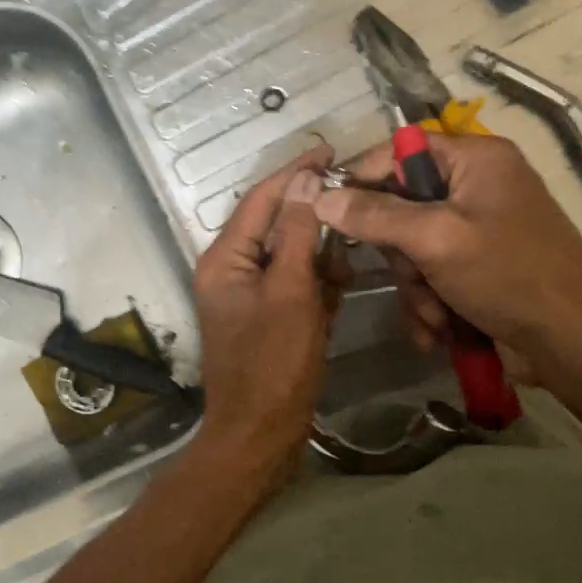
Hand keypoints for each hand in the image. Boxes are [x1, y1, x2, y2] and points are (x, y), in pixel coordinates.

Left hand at [191, 144, 342, 475]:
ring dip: (320, 258)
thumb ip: (298, 235)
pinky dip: (318, 287)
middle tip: (356, 210)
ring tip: (346, 269)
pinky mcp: (269, 320)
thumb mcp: (291, 293)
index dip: (296, 172)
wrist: (260, 434)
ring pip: (292, 256)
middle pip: (277, 225)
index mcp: (224, 259)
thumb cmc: (274, 364)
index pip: (261, 199)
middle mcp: (232, 271)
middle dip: (315, 220)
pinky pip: (296, 287)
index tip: (332, 148)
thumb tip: (306, 180)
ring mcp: (250, 297)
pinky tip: (337, 295)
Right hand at [315, 133, 581, 376]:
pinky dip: (433, 305)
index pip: (400, 150)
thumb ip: (375, 216)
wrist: (572, 340)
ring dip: (417, 289)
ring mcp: (479, 230)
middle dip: (402, 256)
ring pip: (414, 250)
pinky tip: (442, 330)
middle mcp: (477, 186)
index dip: (362, 178)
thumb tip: (320, 196)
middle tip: (415, 277)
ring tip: (437, 317)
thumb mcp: (435, 240)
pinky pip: (433, 276)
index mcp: (476, 159)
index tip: (329, 210)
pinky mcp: (479, 267)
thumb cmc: (508, 275)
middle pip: (402, 207)